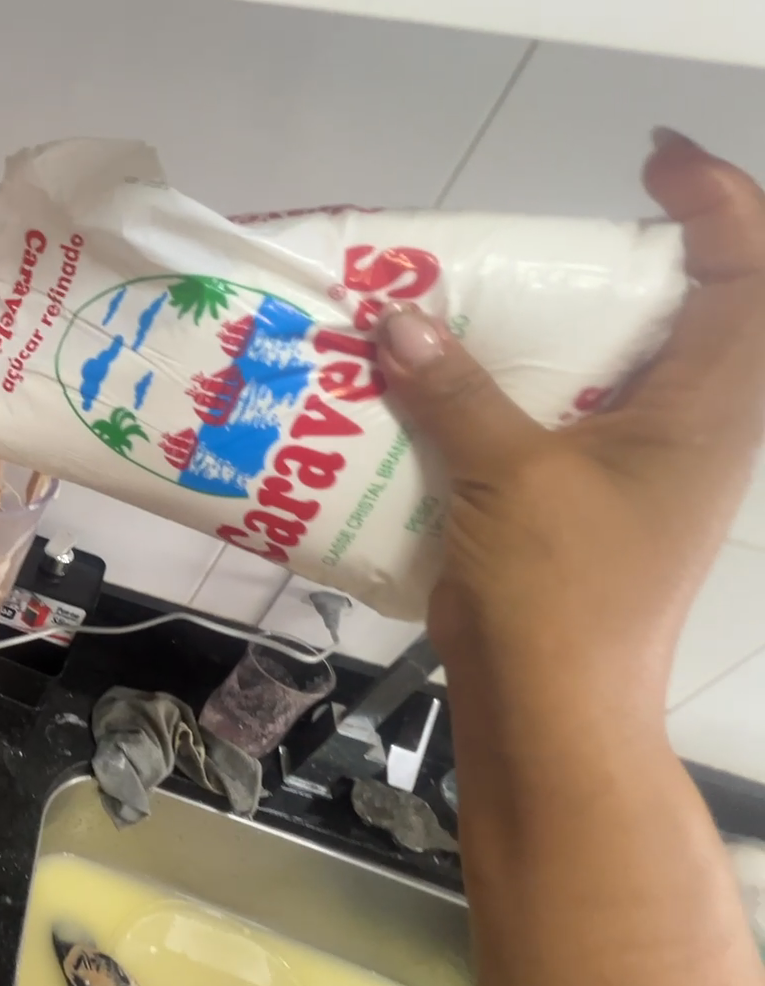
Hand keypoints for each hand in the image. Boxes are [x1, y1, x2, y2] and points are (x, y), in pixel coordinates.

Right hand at [377, 129, 764, 710]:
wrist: (545, 685)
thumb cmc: (561, 581)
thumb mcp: (512, 476)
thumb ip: (456, 394)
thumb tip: (393, 319)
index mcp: (709, 408)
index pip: (751, 275)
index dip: (719, 203)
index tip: (648, 163)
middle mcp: (676, 423)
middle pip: (667, 314)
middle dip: (602, 269)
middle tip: (516, 254)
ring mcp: (613, 460)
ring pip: (582, 370)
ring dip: (519, 339)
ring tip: (448, 316)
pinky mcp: (553, 490)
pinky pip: (522, 418)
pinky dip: (476, 394)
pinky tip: (418, 393)